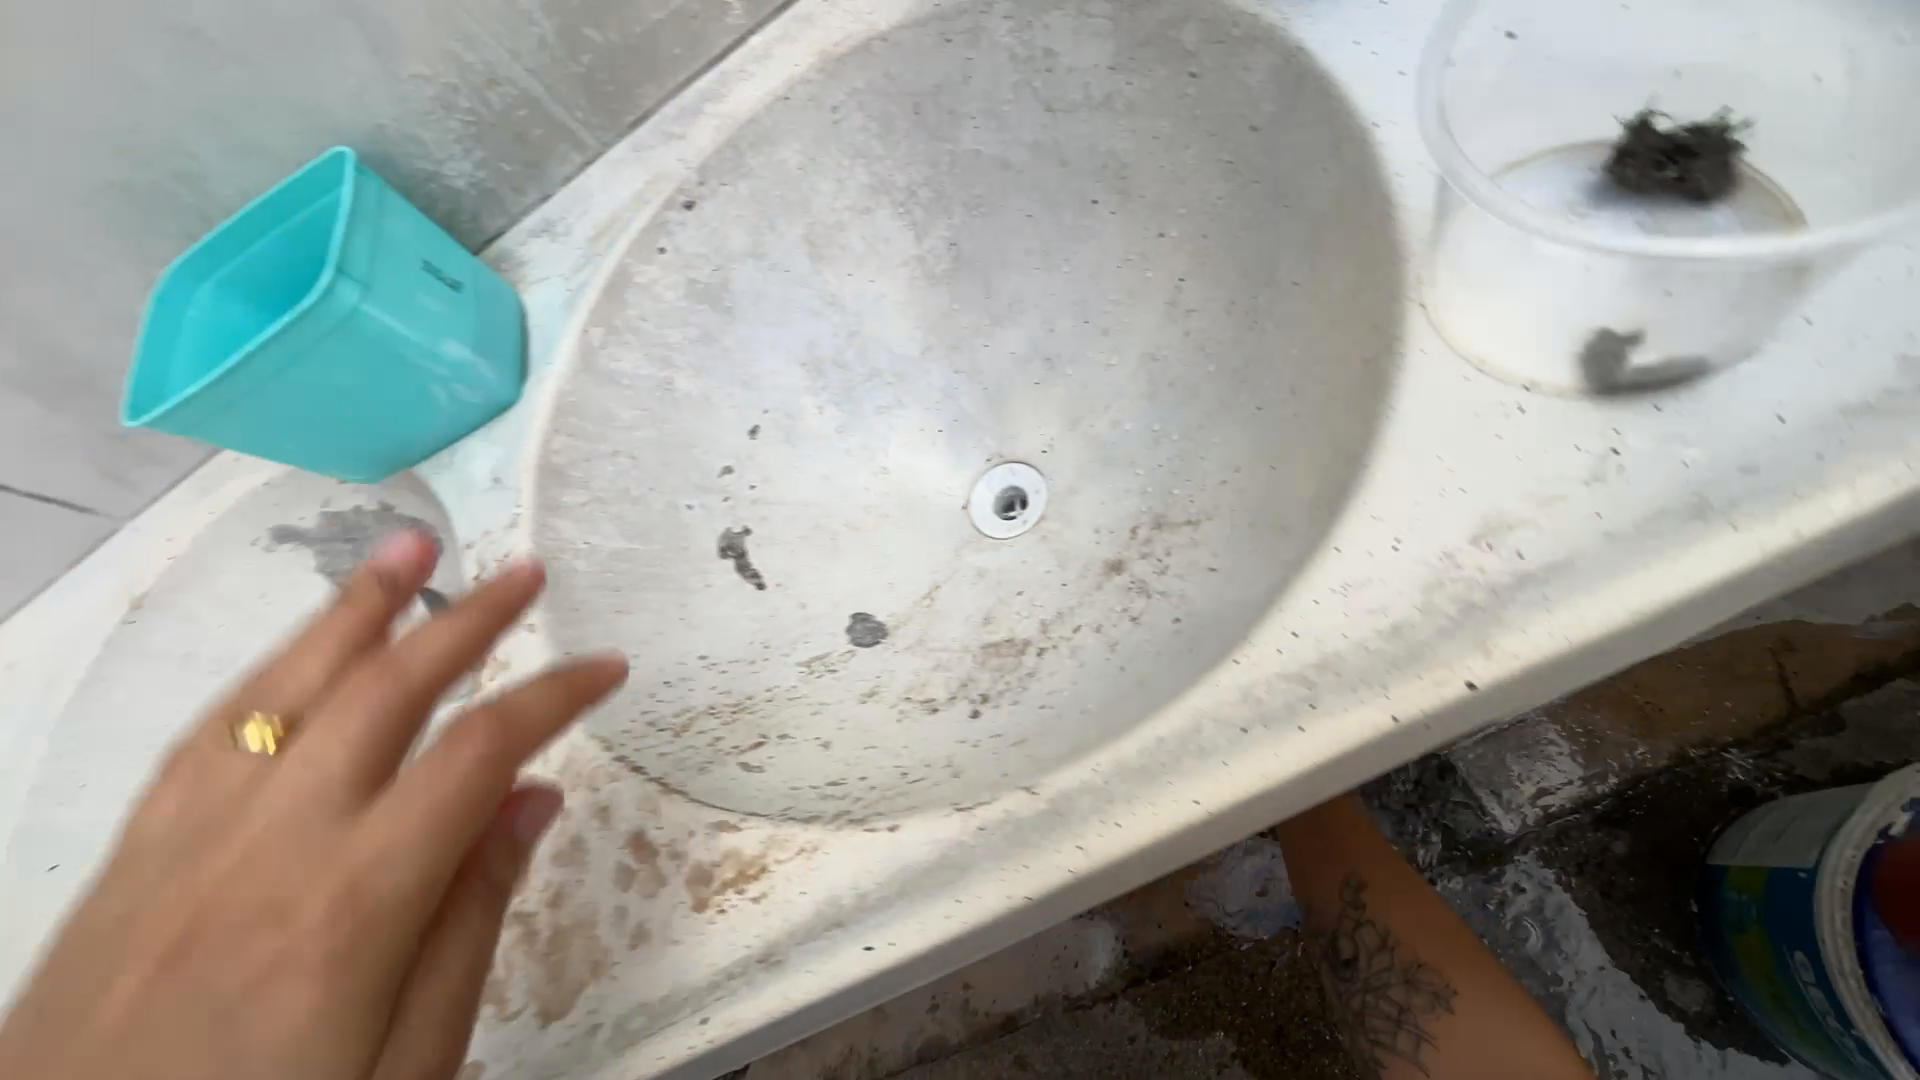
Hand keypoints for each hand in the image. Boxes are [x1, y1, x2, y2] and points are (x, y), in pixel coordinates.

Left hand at [0, 532, 626, 1079]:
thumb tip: (535, 796)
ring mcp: (187, 840)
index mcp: (357, 897)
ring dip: (358, 608)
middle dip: (467, 618)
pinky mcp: (130, 857)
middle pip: (386, 690)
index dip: (555, 696)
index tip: (609, 666)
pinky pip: (210, 734)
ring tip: (411, 545)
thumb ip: (472, 914)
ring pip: (286, 688)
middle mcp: (270, 842)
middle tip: (526, 570)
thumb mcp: (413, 1057)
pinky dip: (273, 671)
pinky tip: (308, 646)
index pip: (481, 751)